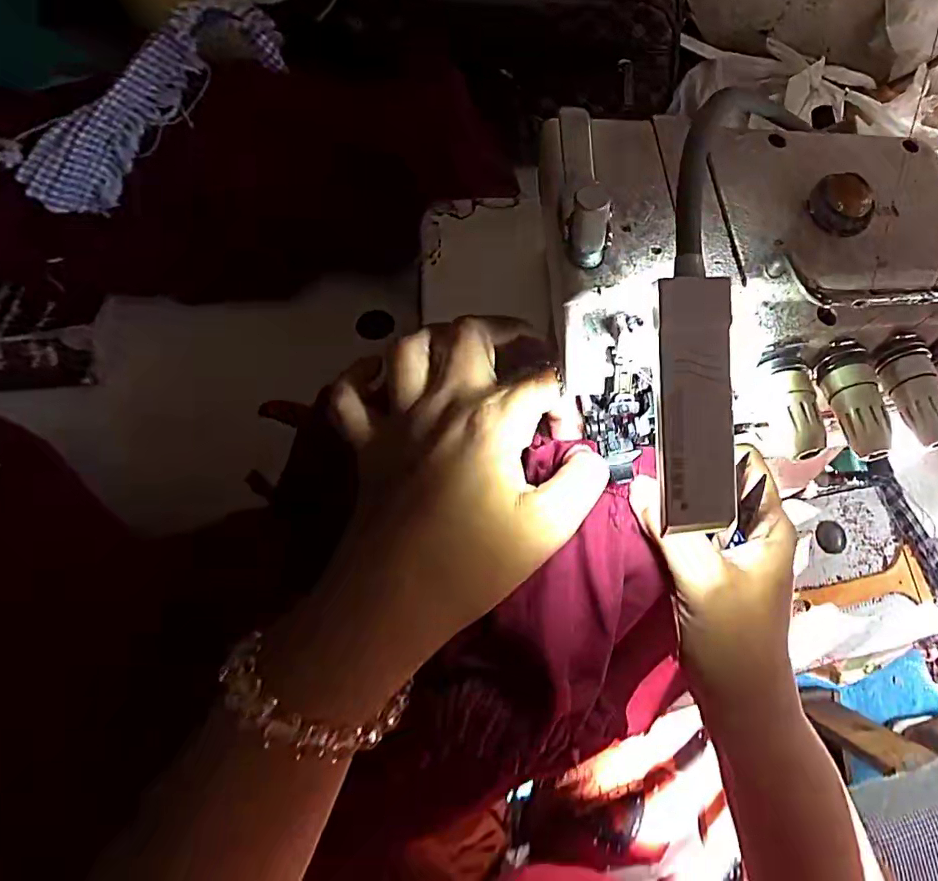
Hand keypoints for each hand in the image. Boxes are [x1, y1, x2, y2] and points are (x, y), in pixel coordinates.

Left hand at [314, 318, 607, 675]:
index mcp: (492, 420)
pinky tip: (389, 384)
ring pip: (408, 346)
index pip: (542, 379)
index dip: (565, 398)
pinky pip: (348, 392)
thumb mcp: (550, 527)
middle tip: (528, 352)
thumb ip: (584, 479)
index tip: (569, 433)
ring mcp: (398, 420)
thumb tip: (589, 456)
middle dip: (508, 332)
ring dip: (441, 340)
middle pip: (470, 334)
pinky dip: (365, 377)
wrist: (389, 605)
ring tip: (467, 356)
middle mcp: (444, 404)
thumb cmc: (473, 564)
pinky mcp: (365, 444)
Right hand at [633, 447, 797, 708]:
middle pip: (723, 485)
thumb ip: (674, 533)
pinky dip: (677, 531)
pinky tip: (656, 533)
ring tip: (652, 502)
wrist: (740, 705)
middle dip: (689, 480)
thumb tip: (644, 489)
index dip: (712, 453)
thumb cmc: (739, 650)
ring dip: (681, 507)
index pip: (747, 463)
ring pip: (707, 511)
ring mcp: (740, 553)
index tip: (678, 452)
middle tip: (656, 478)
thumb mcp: (704, 582)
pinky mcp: (720, 572)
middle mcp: (760, 534)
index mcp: (773, 526)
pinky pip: (697, 536)